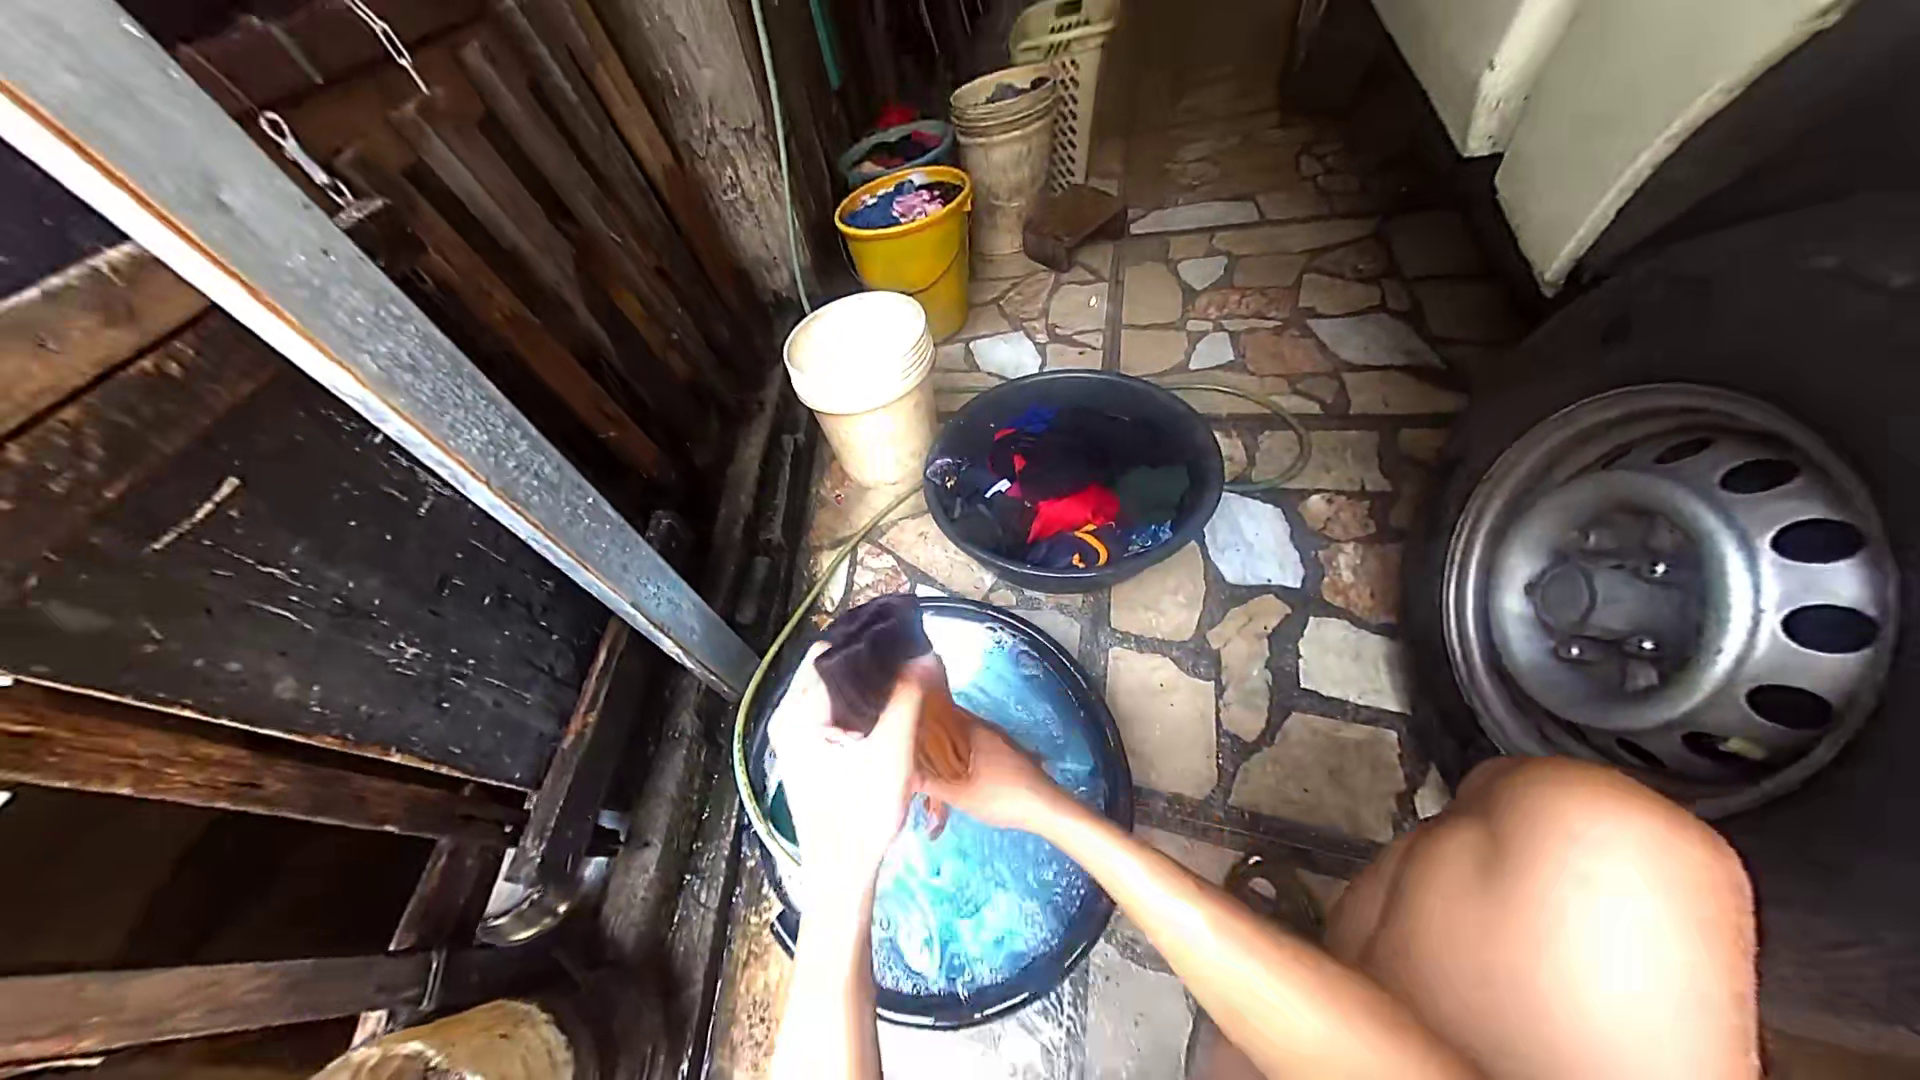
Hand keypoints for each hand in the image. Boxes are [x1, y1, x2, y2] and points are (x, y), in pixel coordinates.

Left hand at [770, 644, 933, 902]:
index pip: (831, 652)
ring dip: (862, 677)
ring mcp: (793, 735)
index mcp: (798, 713)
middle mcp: (787, 717)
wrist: (841, 875)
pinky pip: (828, 707)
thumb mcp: (892, 754)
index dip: (868, 640)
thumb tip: (923, 655)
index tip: (901, 633)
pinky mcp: (804, 750)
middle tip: (905, 652)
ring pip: (829, 686)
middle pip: (827, 665)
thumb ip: (907, 699)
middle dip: (866, 656)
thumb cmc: (861, 817)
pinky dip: (854, 698)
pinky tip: (884, 703)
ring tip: (900, 672)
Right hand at [918, 720, 1064, 832]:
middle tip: (917, 750)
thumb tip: (904, 775)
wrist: (1045, 807)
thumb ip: (931, 784)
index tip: (907, 724)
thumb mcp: (960, 795)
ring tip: (934, 764)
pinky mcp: (1010, 755)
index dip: (925, 716)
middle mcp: (988, 729)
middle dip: (936, 736)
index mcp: (975, 730)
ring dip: (952, 748)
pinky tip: (960, 773)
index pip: (944, 711)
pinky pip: (980, 748)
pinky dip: (966, 756)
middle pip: (955, 725)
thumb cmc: (1002, 796)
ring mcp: (1002, 741)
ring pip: (968, 738)